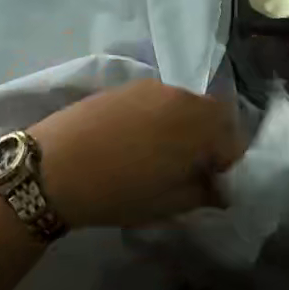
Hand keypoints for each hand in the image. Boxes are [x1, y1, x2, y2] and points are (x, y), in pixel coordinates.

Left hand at [28, 80, 245, 229]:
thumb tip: (220, 189)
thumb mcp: (168, 204)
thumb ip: (203, 193)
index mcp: (201, 126)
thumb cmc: (118, 191)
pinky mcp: (128, 85)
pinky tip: (137, 140)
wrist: (54, 167)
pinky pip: (161, 99)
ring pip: (188, 105)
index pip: (235, 143)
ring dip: (187, 126)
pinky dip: (162, 116)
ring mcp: (155, 87)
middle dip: (212, 141)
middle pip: (216, 116)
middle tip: (191, 170)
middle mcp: (184, 97)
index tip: (213, 188)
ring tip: (162, 154)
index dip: (229, 169)